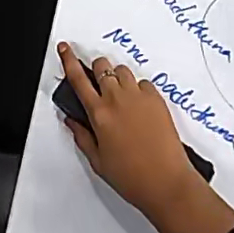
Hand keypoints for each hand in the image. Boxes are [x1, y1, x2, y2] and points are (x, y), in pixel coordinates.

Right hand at [58, 41, 233, 232]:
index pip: (77, 78)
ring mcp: (138, 97)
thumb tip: (72, 122)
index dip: (68, 59)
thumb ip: (82, 137)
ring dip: (117, 78)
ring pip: (121, 70)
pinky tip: (139, 105)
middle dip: (97, 70)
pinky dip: (138, 88)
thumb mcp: (99, 161)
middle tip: (99, 83)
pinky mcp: (156, 99)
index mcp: (99, 114)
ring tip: (121, 96)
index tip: (65, 49)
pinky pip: (143, 82)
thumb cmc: (134, 177)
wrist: (167, 183)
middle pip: (101, 66)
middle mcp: (117, 99)